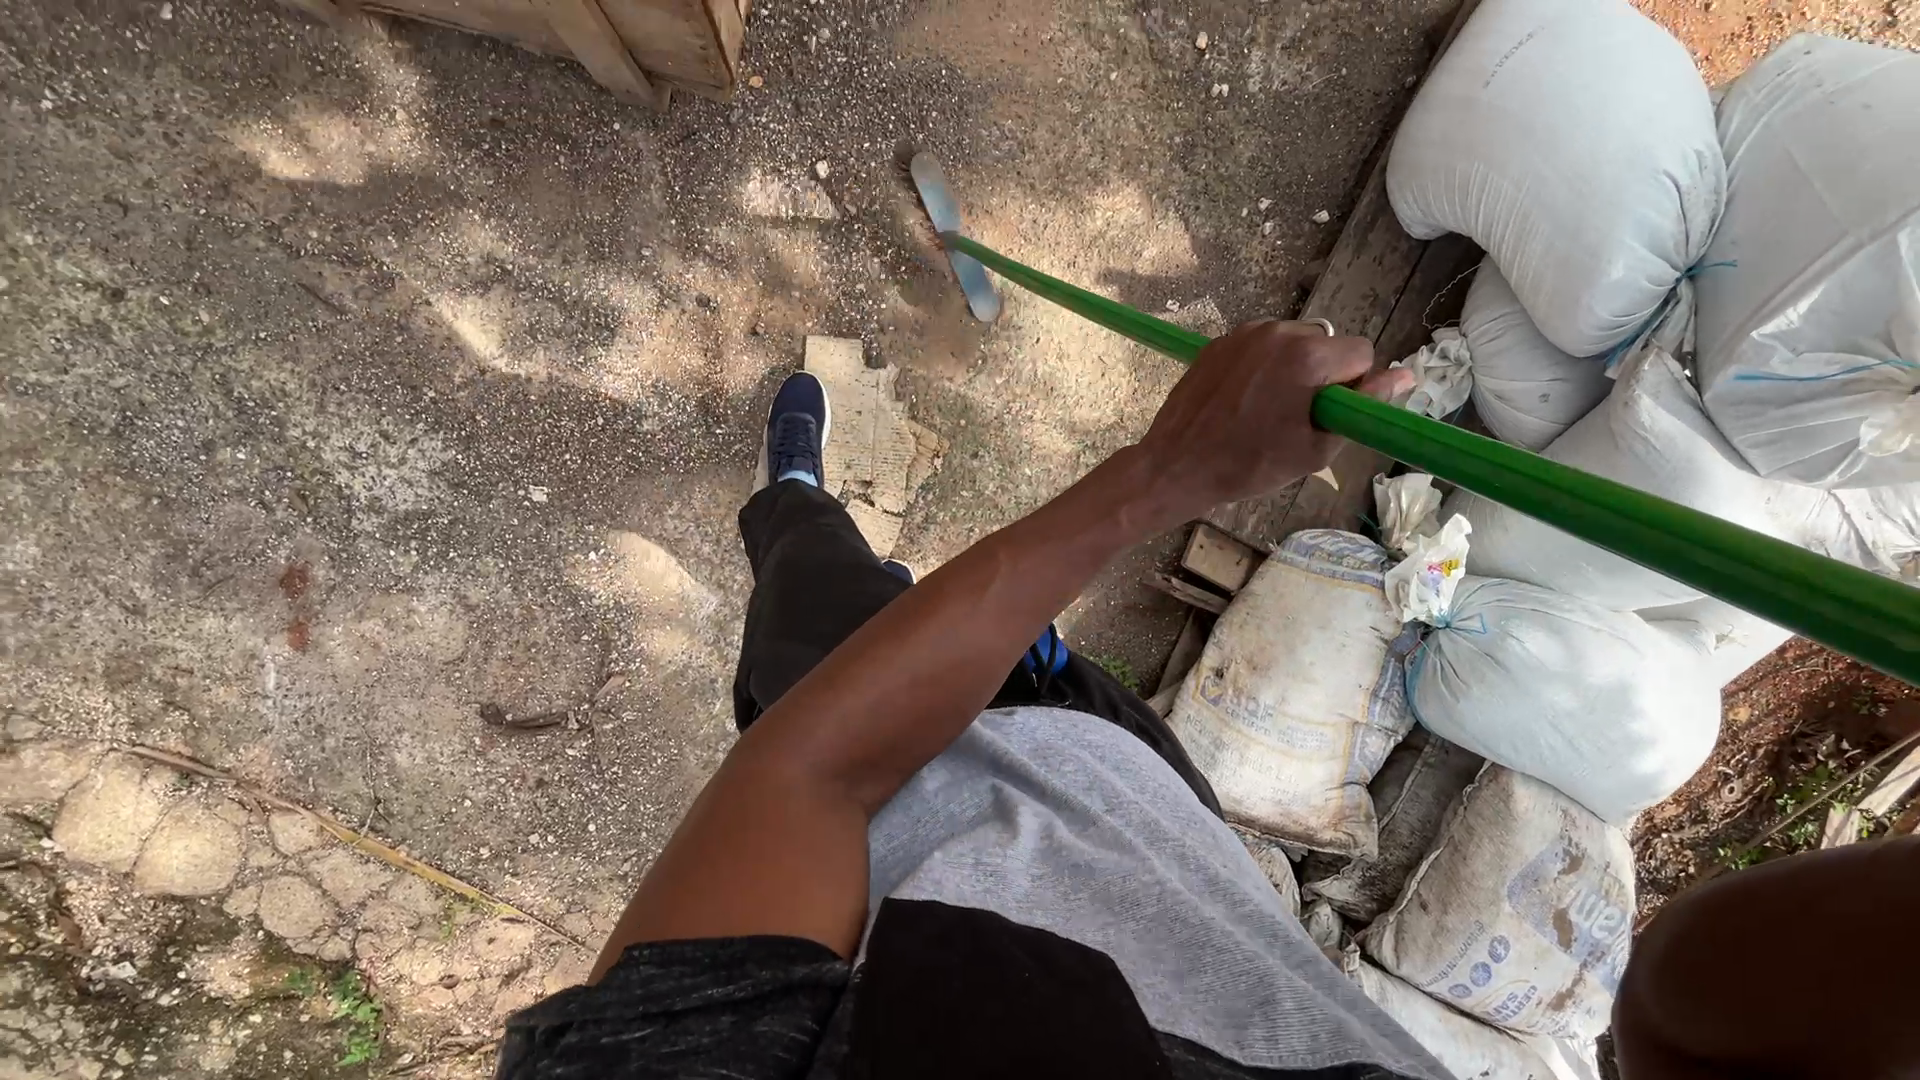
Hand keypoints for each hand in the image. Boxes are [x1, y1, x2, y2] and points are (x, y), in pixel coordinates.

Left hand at [1136, 320, 1410, 512]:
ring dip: (1291, 370)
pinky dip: (1261, 368)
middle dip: (1321, 375)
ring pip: (1291, 343)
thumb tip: (1406, 375)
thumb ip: (1364, 408)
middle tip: (1293, 418)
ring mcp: (1242, 334)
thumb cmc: (1246, 465)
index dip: (1354, 387)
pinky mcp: (1217, 343)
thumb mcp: (1315, 448)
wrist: (1174, 466)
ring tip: (1264, 412)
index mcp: (1306, 354)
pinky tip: (1242, 402)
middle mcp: (1276, 331)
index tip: (1328, 415)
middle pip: (1325, 344)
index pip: (1361, 353)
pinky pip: (1258, 348)